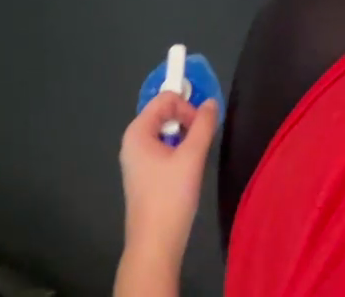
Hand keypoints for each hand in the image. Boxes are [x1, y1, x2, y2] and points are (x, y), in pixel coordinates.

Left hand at [119, 92, 218, 267]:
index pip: (165, 99)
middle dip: (186, 120)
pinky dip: (178, 151)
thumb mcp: (192, 156)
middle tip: (201, 141)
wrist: (155, 245)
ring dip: (184, 137)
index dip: (186, 106)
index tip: (202, 126)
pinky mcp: (143, 175)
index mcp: (138, 132)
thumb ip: (203, 124)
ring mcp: (137, 160)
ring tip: (194, 158)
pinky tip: (186, 171)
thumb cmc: (170, 196)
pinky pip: (162, 148)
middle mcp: (133, 141)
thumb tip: (211, 103)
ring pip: (165, 132)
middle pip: (164, 113)